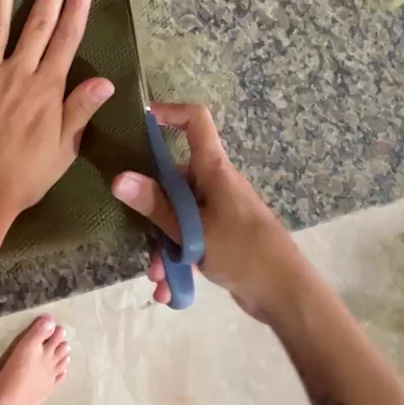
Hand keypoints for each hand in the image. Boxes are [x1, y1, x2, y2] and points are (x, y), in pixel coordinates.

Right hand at [110, 103, 316, 322]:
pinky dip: (179, 260)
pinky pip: (192, 239)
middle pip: (174, 180)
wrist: (285, 292)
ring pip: (180, 216)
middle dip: (153, 211)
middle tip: (136, 233)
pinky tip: (170, 290)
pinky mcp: (223, 235)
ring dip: (165, 246)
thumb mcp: (192, 230)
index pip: (196, 122)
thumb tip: (119, 178)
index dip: (170, 112)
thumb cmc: (242, 251)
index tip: (142, 120)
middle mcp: (216, 183)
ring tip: (158, 277)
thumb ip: (156, 206)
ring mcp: (220, 210)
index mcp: (213, 169)